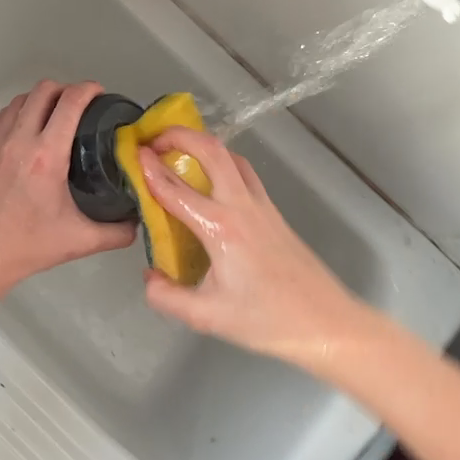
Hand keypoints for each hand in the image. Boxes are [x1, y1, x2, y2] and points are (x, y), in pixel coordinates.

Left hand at [0, 81, 136, 289]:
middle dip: (66, 88)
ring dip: (41, 97)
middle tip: (83, 104)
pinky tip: (30, 125)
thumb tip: (138, 221)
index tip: (101, 93)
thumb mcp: (80, 241)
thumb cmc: (27, 247)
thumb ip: (117, 231)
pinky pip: (4, 115)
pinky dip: (20, 110)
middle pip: (43, 91)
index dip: (88, 90)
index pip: (69, 103)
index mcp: (46, 156)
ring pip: (20, 99)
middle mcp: (20, 141)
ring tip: (58, 111)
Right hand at [136, 128, 380, 375]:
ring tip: (179, 155)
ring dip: (204, 147)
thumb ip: (167, 296)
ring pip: (232, 158)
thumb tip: (150, 278)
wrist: (326, 324)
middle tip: (155, 140)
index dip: (149, 169)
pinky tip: (211, 184)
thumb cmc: (268, 321)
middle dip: (180, 136)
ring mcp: (263, 207)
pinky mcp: (274, 215)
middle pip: (212, 151)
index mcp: (221, 228)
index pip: (176, 189)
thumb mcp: (207, 317)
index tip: (133, 155)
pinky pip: (244, 175)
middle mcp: (242, 207)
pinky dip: (222, 165)